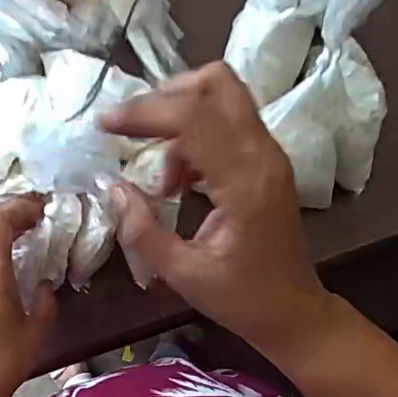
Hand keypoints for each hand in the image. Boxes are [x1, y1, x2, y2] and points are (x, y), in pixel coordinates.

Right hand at [100, 62, 340, 360]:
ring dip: (181, 119)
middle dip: (166, 97)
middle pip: (218, 84)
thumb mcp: (183, 274)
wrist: (292, 311)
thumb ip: (143, 231)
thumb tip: (114, 188)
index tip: (105, 123)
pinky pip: (229, 124)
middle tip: (132, 129)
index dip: (144, 113)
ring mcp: (271, 156)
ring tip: (161, 178)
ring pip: (224, 98)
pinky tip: (180, 182)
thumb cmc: (241, 300)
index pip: (193, 119)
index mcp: (245, 184)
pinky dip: (196, 137)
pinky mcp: (269, 163)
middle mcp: (264, 156)